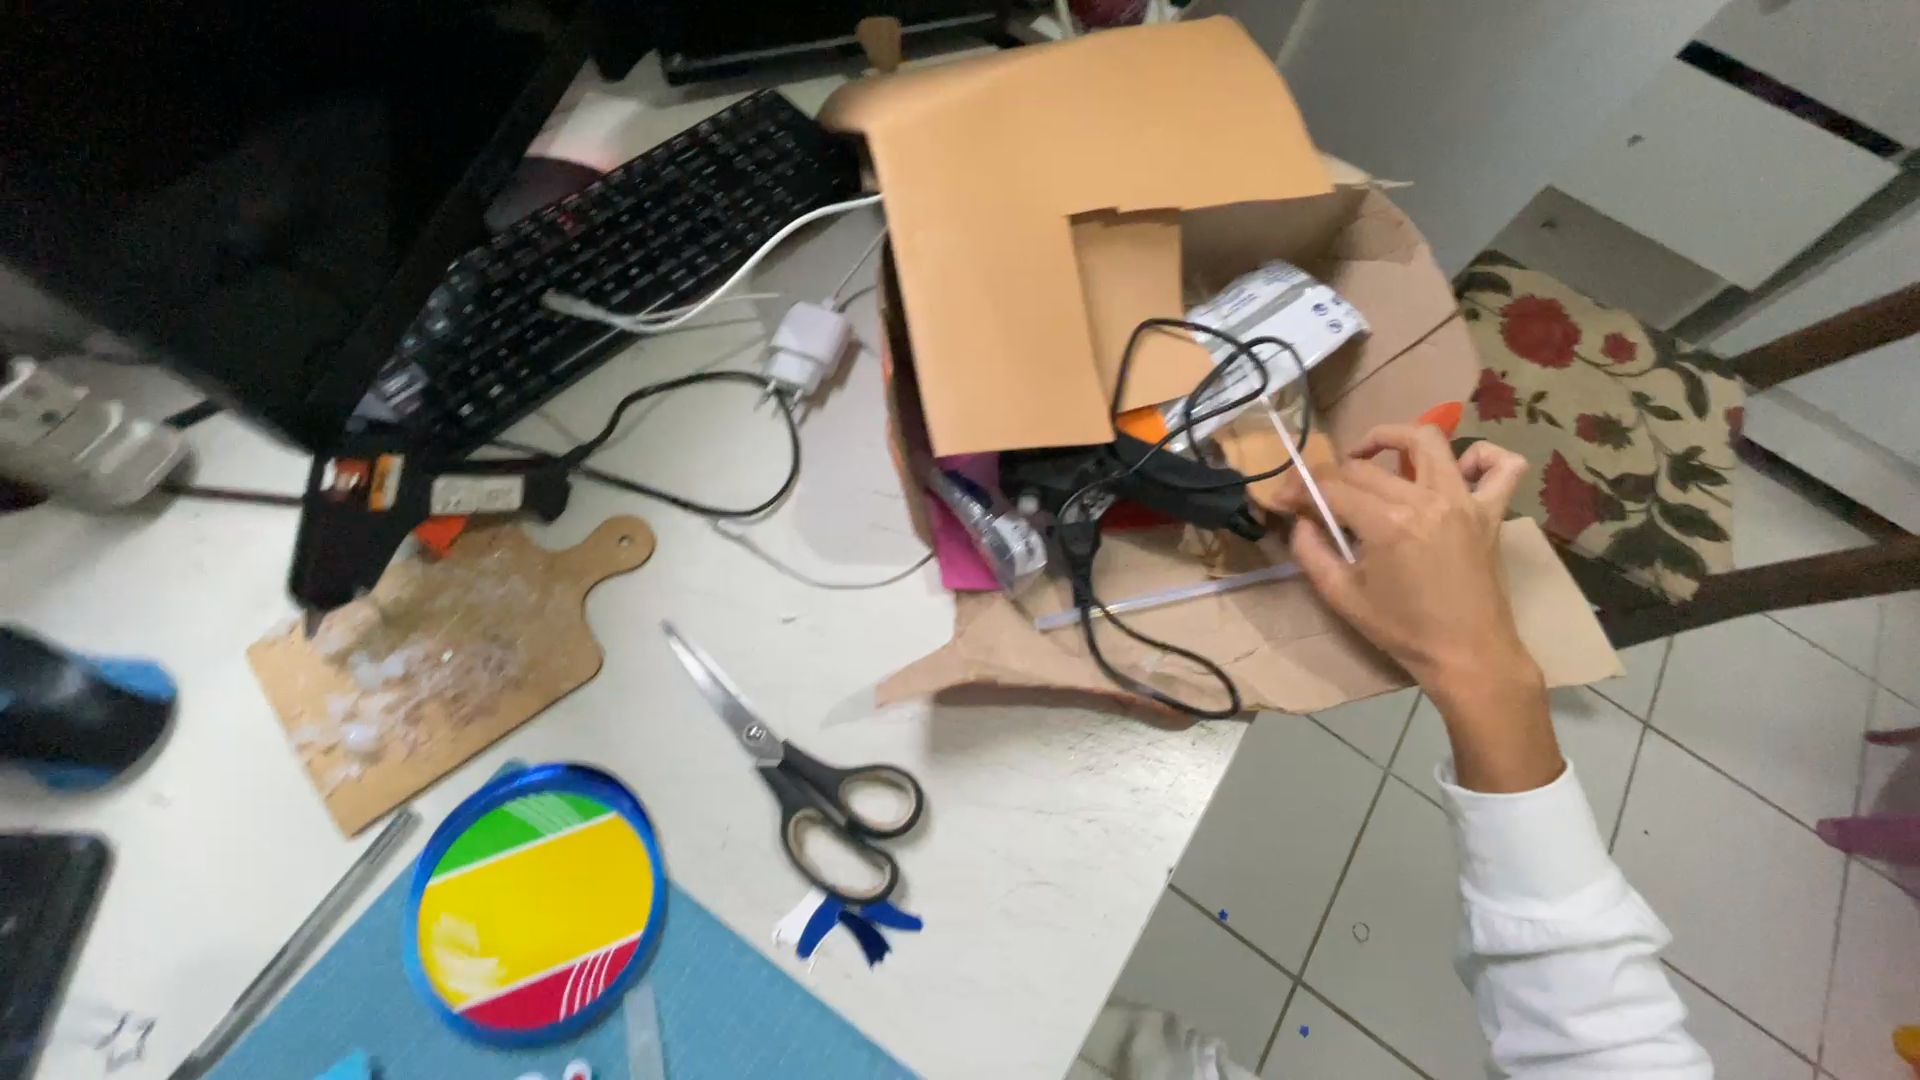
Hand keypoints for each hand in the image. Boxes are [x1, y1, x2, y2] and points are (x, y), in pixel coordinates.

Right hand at [1259, 425, 1560, 791]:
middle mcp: (1426, 500)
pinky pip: (1501, 466)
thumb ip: (1310, 550)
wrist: (1466, 655)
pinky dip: (1480, 457)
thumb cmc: (1400, 628)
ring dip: (1392, 437)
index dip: (1300, 489)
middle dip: (1330, 474)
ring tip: (1370, 455)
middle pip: (1366, 467)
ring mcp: (1464, 501)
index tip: (1283, 498)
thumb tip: (1299, 520)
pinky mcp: (1490, 511)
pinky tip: (1454, 470)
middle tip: (1314, 494)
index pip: (1332, 488)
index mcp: (1387, 523)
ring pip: (1428, 441)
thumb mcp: (1339, 594)